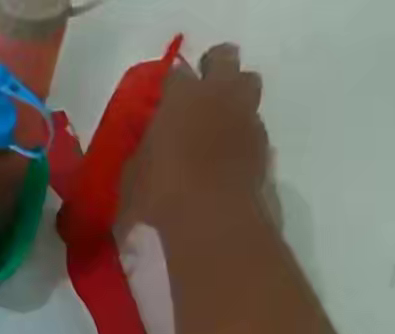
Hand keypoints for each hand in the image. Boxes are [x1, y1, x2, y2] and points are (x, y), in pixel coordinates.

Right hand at [121, 44, 271, 230]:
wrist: (211, 215)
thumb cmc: (161, 193)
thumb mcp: (132, 177)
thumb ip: (141, 153)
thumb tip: (145, 147)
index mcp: (181, 97)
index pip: (175, 74)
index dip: (169, 86)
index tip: (162, 102)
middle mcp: (218, 93)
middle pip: (224, 57)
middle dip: (212, 67)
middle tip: (197, 94)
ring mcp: (244, 113)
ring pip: (247, 82)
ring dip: (233, 93)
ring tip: (217, 119)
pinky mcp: (262, 138)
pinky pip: (252, 121)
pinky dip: (240, 129)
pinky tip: (226, 153)